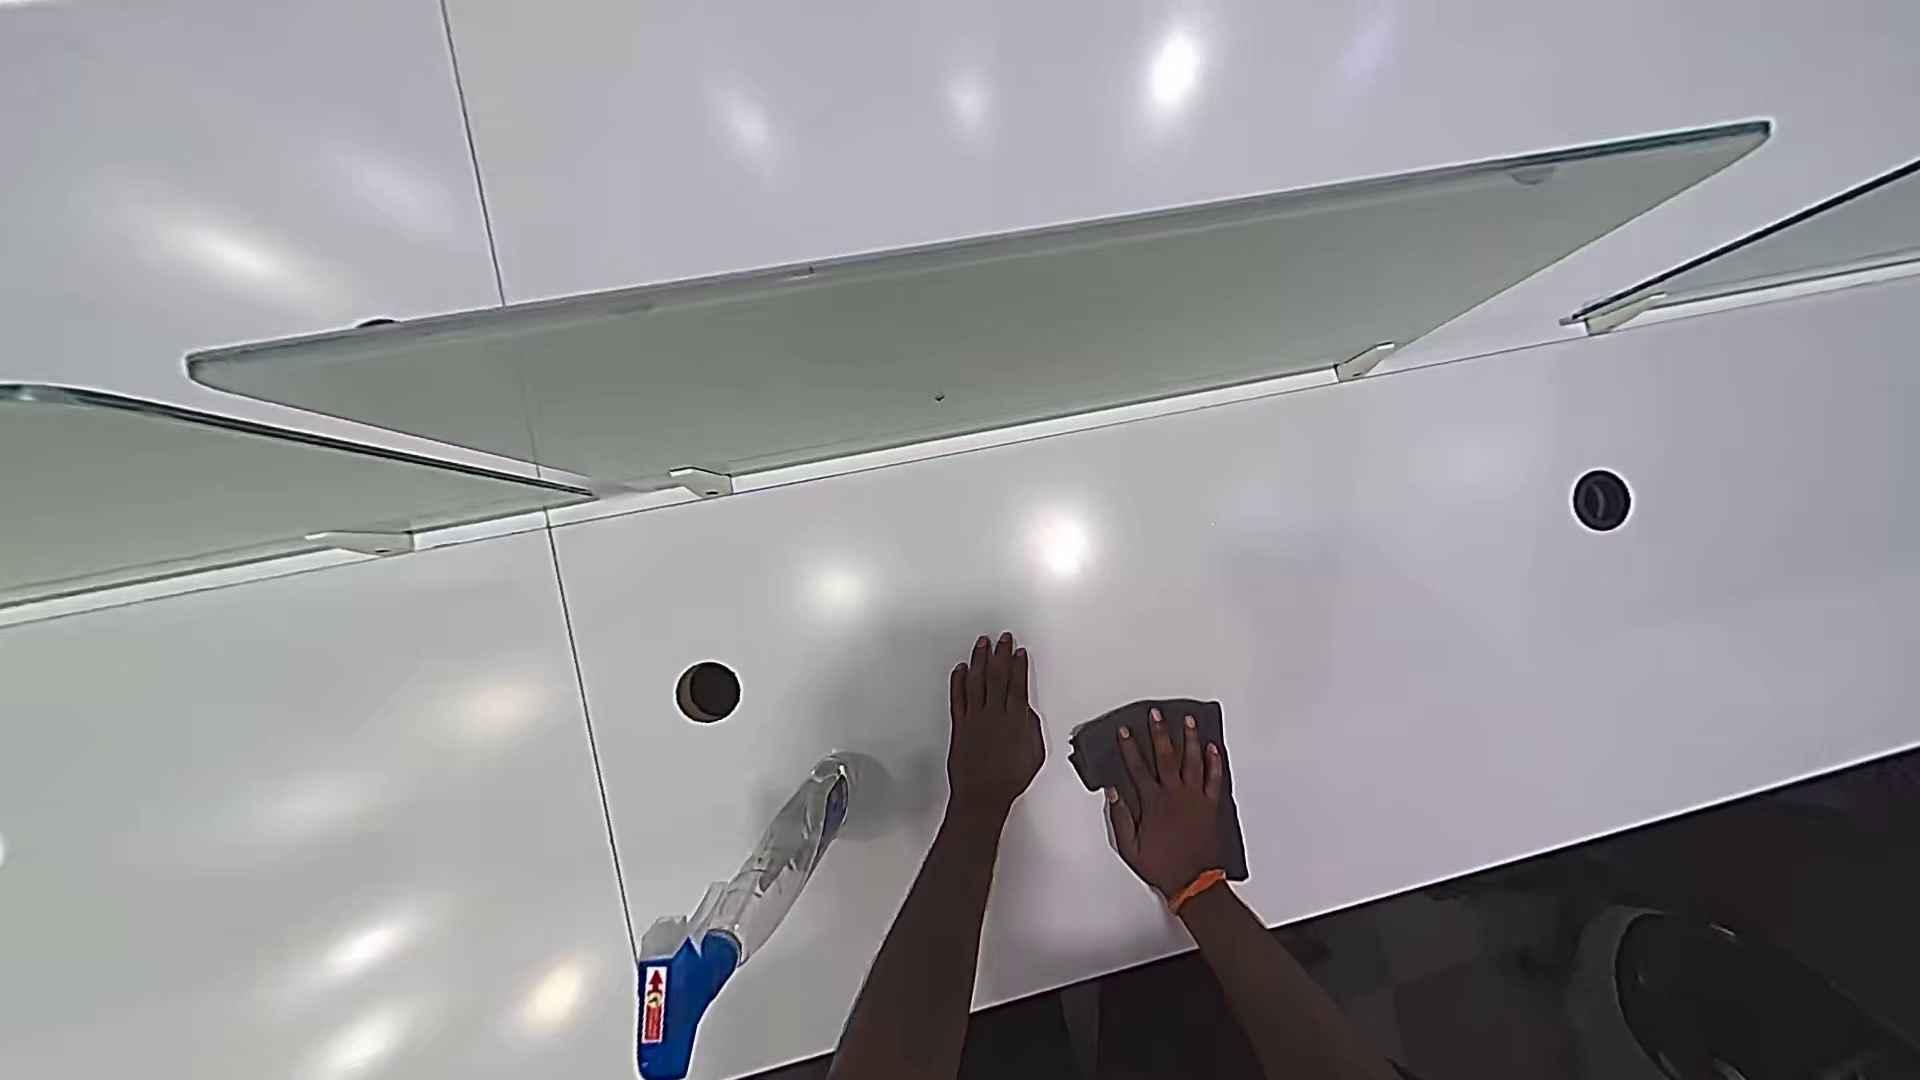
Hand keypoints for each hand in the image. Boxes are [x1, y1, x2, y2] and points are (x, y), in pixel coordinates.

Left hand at [946, 633, 1044, 822]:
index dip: (1019, 665)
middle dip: (1001, 653)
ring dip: (980, 659)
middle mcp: (994, 714)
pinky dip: (958, 680)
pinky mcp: (960, 724)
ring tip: (982, 644)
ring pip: (977, 680)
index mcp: (1015, 720)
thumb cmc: (1009, 779)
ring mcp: (975, 717)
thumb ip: (1031, 728)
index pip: (1019, 683)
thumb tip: (1026, 711)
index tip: (1019, 651)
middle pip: (998, 675)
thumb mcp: (1034, 754)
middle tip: (1003, 639)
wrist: (982, 795)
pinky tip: (960, 668)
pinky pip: (958, 696)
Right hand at [1108, 708, 1223, 897]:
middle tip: (1156, 714)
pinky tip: (1214, 747)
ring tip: (1188, 720)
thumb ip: (1120, 817)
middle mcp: (1174, 795)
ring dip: (1189, 738)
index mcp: (1153, 802)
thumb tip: (1113, 793)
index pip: (1138, 767)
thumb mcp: (1129, 846)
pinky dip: (1215, 762)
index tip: (1125, 732)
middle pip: (1166, 756)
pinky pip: (1214, 779)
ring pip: (1193, 761)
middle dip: (1159, 732)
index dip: (1130, 748)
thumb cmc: (1162, 865)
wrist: (1193, 883)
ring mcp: (1194, 798)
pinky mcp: (1209, 805)